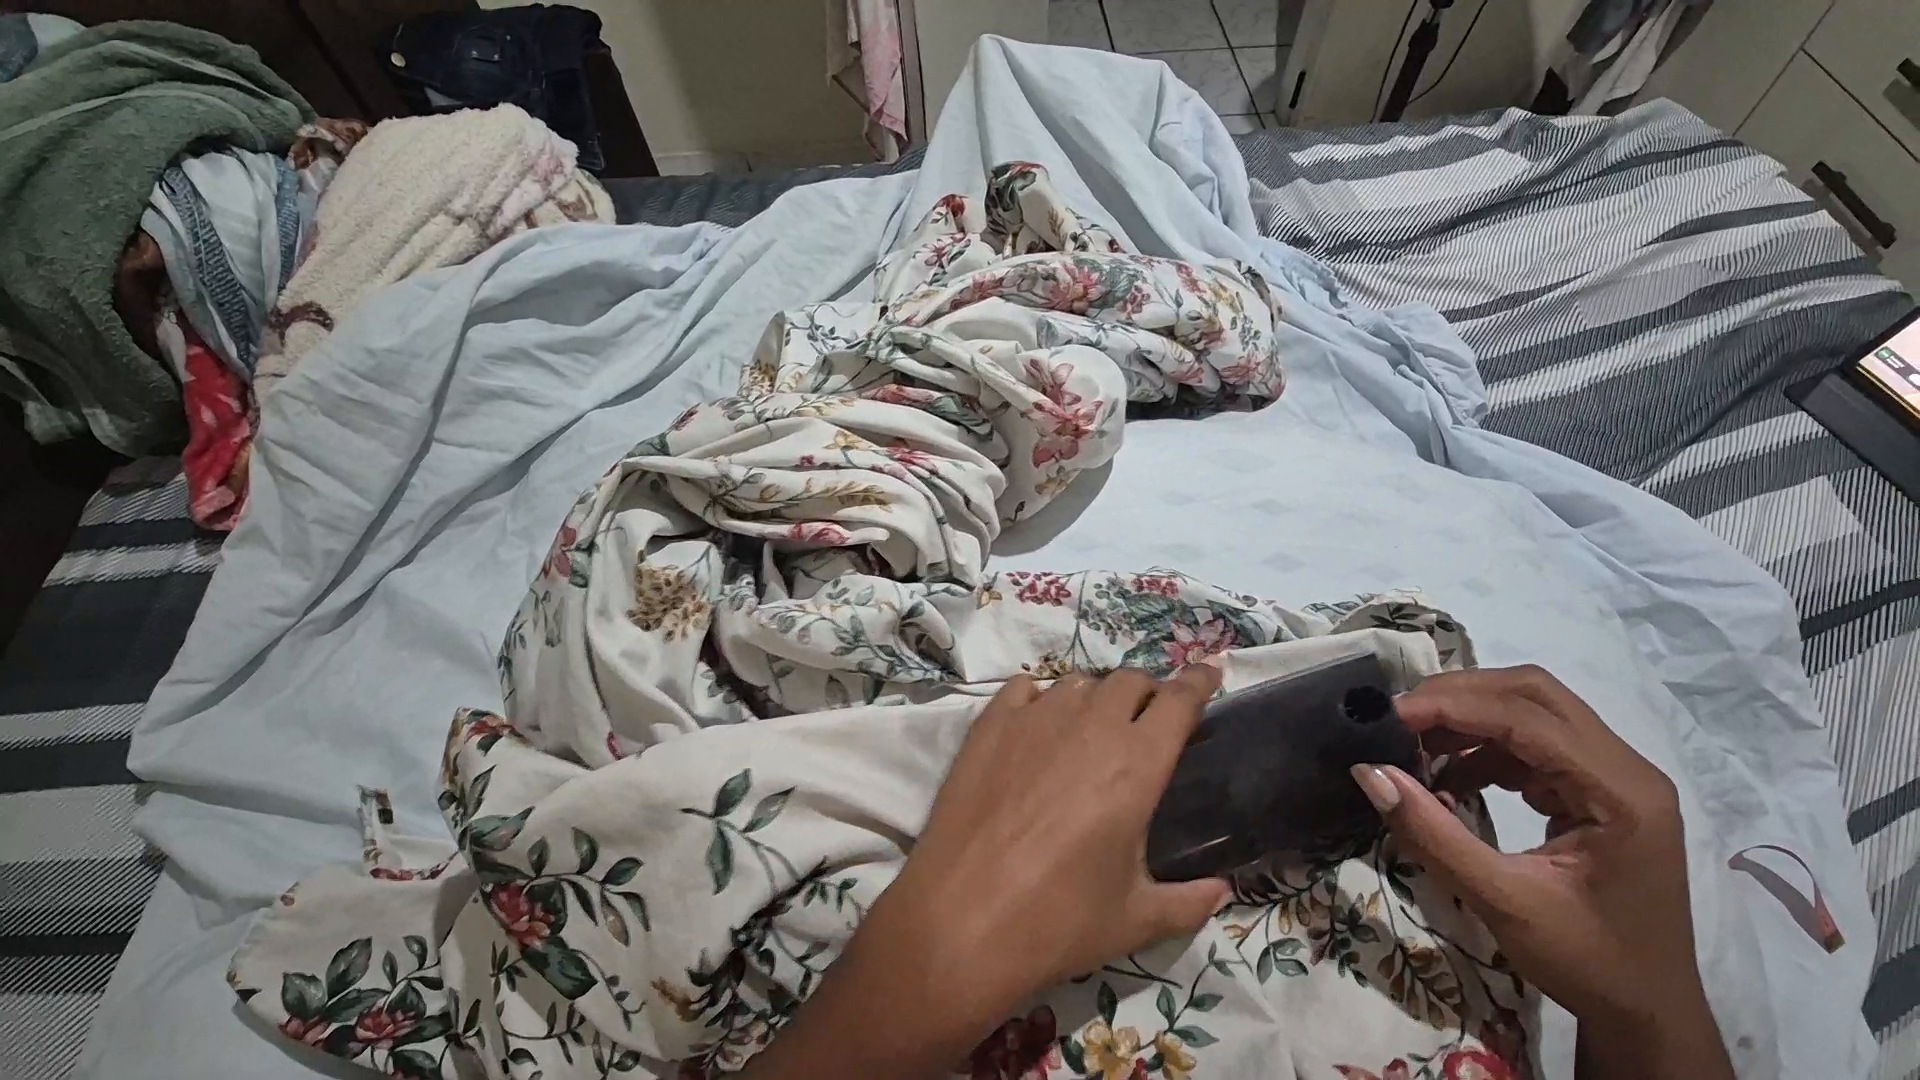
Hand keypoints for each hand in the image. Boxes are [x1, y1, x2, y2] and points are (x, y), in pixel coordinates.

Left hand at [739, 667, 1229, 1079]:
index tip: (1209, 674)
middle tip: (1148, 719)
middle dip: (1148, 692)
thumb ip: (1188, 901)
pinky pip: (1023, 688)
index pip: (1179, 701)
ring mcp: (1034, 719)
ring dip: (1096, 696)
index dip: (1198, 683)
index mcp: (1137, 764)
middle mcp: (1090, 727)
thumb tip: (1221, 891)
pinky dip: (1041, 697)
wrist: (961, 919)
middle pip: (1130, 681)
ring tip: (1092, 726)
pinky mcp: (989, 725)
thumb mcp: (1135, 919)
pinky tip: (1038, 723)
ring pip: (1078, 682)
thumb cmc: (1057, 921)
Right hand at [1349, 665, 1731, 1079]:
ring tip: (1414, 747)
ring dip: (1468, 719)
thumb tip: (1368, 771)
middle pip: (1533, 693)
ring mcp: (1615, 777)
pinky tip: (1447, 777)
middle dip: (1459, 696)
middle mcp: (1626, 769)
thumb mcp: (1502, 901)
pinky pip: (1532, 742)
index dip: (1452, 707)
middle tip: (1399, 719)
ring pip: (1532, 710)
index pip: (1526, 717)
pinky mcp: (1597, 790)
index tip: (1389, 718)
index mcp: (1619, 792)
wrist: (1649, 1012)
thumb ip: (1432, 833)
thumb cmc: (1589, 962)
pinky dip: (1482, 747)